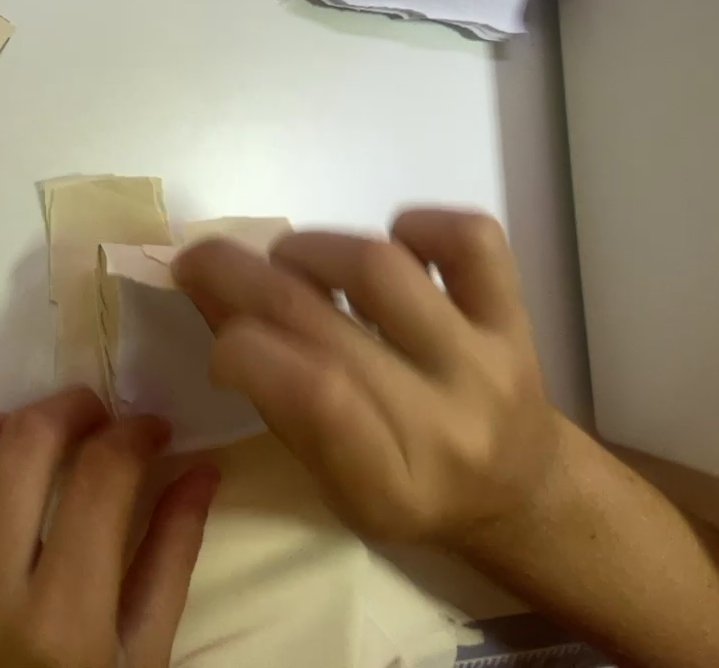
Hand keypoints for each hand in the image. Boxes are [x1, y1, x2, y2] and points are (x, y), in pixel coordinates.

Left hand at [0, 388, 219, 667]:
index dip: (135, 432)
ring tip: (22, 446)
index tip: (148, 428)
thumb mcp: (134, 664)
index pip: (103, 477)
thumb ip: (168, 561)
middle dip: (70, 410)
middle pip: (25, 442)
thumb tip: (200, 467)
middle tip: (91, 418)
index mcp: (62, 625)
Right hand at [172, 209, 562, 549]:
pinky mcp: (514, 316)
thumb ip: (267, 389)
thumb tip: (205, 293)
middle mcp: (447, 421)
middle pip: (325, 322)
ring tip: (288, 260)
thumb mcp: (324, 473)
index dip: (243, 350)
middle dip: (238, 277)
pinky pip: (470, 239)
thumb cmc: (401, 490)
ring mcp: (488, 360)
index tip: (218, 344)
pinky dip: (417, 224)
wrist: (520, 495)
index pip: (313, 397)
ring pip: (380, 268)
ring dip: (308, 249)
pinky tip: (390, 242)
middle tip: (199, 261)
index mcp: (390, 485)